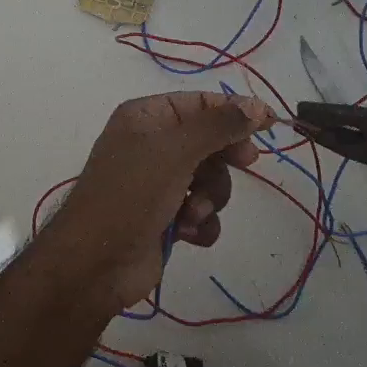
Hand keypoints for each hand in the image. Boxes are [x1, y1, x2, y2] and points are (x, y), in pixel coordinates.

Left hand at [41, 90, 273, 308]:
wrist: (96, 263)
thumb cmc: (131, 194)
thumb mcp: (176, 151)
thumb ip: (219, 126)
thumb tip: (257, 105)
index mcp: (147, 117)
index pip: (199, 103)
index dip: (234, 111)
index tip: (270, 123)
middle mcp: (152, 144)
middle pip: (209, 141)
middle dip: (222, 160)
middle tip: (245, 163)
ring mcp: (158, 183)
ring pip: (210, 179)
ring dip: (209, 198)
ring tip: (191, 213)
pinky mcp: (165, 217)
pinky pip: (201, 212)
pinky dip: (200, 223)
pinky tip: (186, 233)